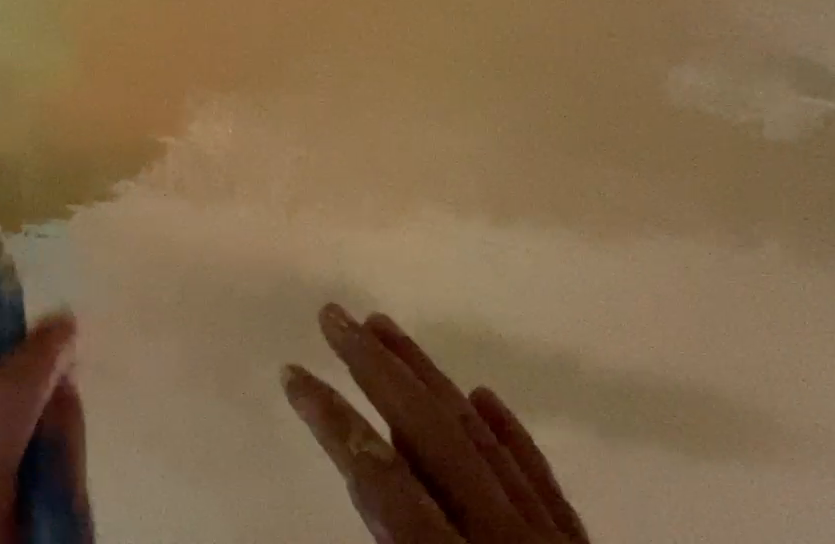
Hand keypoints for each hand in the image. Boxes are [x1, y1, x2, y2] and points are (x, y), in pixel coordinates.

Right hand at [283, 305, 589, 543]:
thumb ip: (393, 542)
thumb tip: (359, 484)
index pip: (383, 479)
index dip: (332, 420)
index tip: (290, 372)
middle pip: (433, 438)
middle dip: (377, 369)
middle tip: (333, 315)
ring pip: (483, 441)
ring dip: (428, 379)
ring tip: (385, 328)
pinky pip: (544, 482)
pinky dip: (510, 435)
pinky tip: (483, 395)